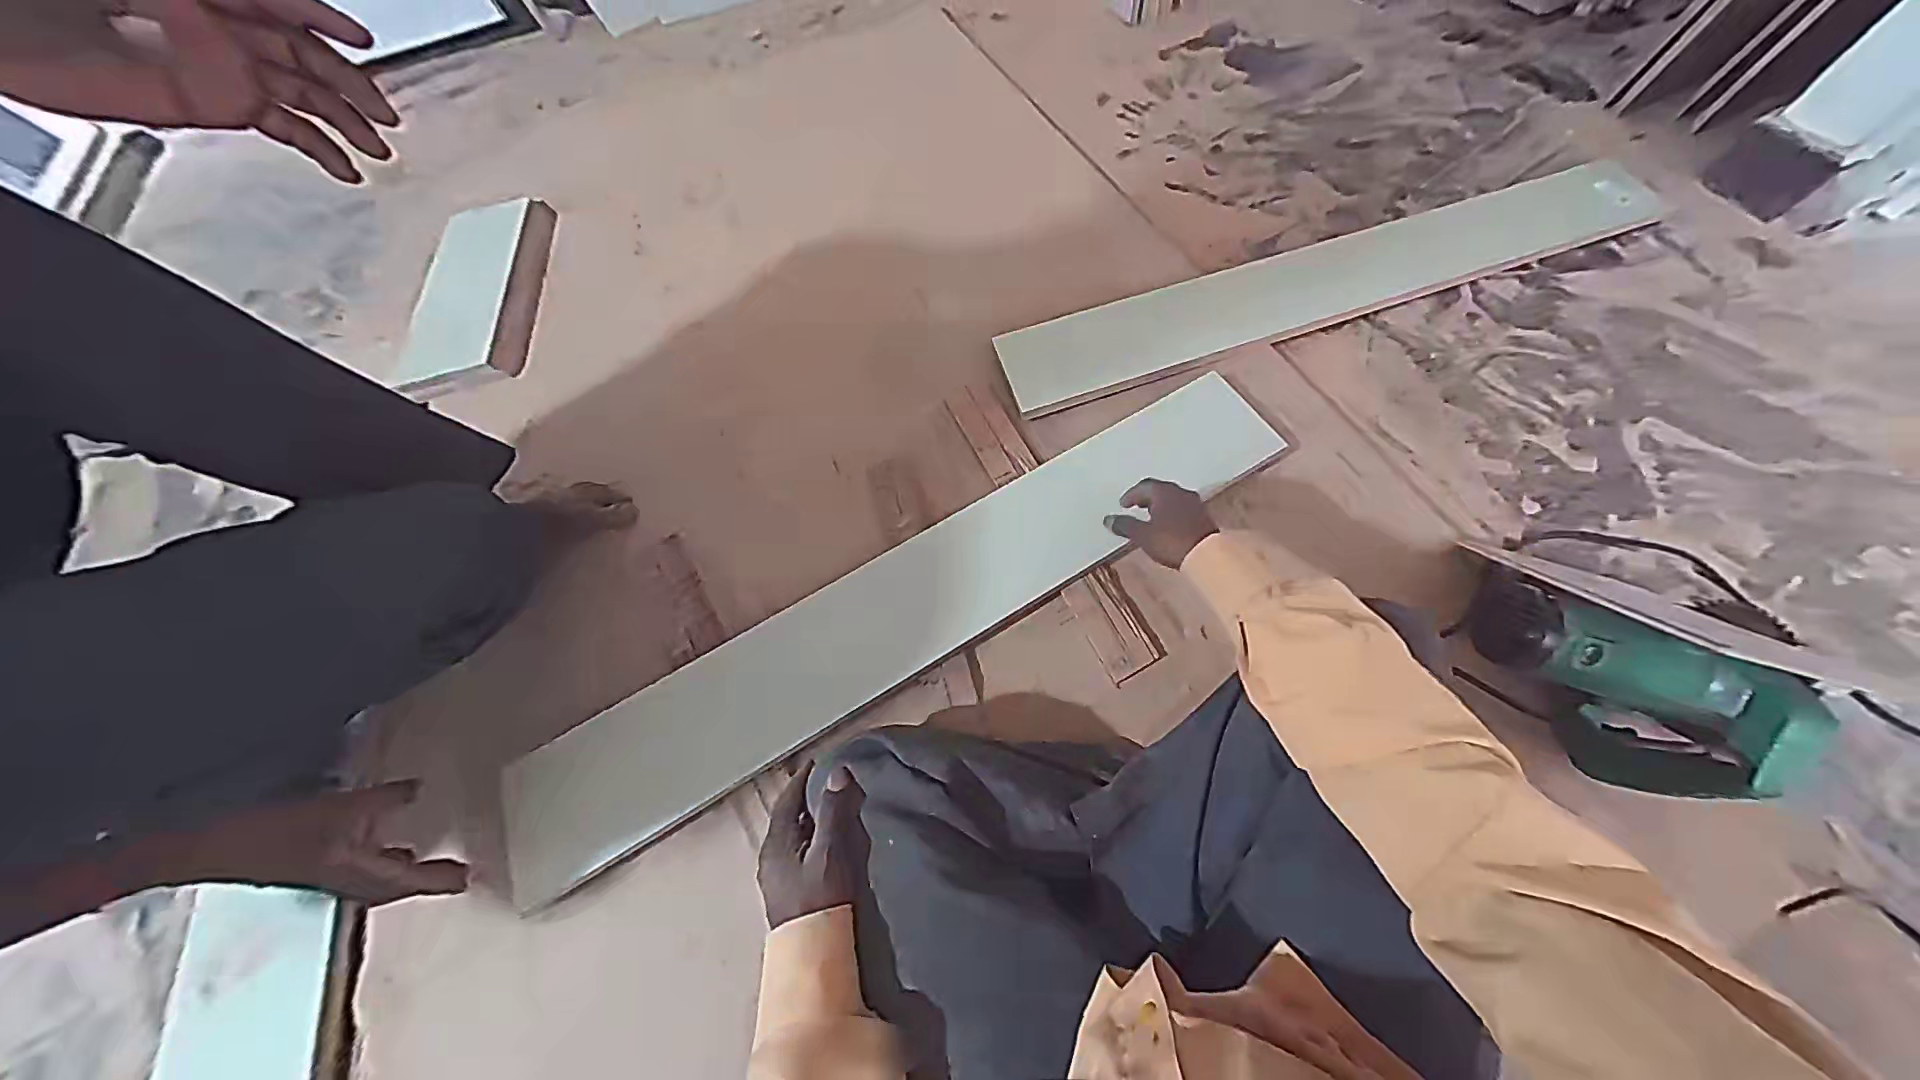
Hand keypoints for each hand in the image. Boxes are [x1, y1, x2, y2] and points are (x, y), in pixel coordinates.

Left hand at [0, 0, 398, 182]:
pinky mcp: (221, 106)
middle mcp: (222, 29)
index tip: (359, 41)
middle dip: (349, 85)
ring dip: (347, 124)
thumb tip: (251, 19)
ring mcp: (225, 71)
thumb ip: (197, 4)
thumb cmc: (41, 8)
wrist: (5, 39)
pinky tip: (345, 168)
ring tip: (377, 147)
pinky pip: (286, 129)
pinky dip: (322, 151)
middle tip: (383, 112)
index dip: (320, 19)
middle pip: (305, 56)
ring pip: (307, 97)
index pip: (280, 6)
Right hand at [164, 779, 468, 903]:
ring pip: (380, 880)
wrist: (205, 851)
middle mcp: (347, 882)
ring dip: (407, 873)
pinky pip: (363, 870)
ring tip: (433, 862)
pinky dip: (385, 862)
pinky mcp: (313, 869)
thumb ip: (386, 799)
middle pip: (396, 886)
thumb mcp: (343, 807)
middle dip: (427, 881)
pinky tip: (391, 848)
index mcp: (359, 874)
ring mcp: (328, 878)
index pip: (410, 881)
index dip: (440, 880)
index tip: (469, 880)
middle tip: (458, 875)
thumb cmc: (277, 832)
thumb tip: (419, 789)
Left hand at [757, 761, 864, 928]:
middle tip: (825, 782)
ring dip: (807, 819)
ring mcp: (776, 877)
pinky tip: (823, 842)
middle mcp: (770, 857)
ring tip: (828, 808)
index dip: (801, 779)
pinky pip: (796, 851)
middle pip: (786, 817)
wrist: (810, 955)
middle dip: (804, 798)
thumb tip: (838, 772)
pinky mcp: (786, 892)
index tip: (816, 762)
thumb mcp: (830, 851)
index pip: (786, 800)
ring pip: (791, 835)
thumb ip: (834, 811)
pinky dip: (809, 837)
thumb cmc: (819, 899)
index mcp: (776, 844)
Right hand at [1104, 478, 1218, 567]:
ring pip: (1172, 498)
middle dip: (1146, 497)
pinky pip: (1182, 508)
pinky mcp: (1203, 516)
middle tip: (1135, 506)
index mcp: (1164, 492)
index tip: (1123, 504)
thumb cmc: (1171, 541)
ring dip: (1159, 505)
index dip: (1131, 495)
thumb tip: (1108, 520)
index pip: (1144, 486)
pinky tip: (1167, 524)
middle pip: (1159, 489)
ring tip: (1149, 515)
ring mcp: (1194, 503)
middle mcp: (1180, 493)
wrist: (1207, 555)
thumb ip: (1125, 525)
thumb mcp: (1143, 535)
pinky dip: (1171, 512)